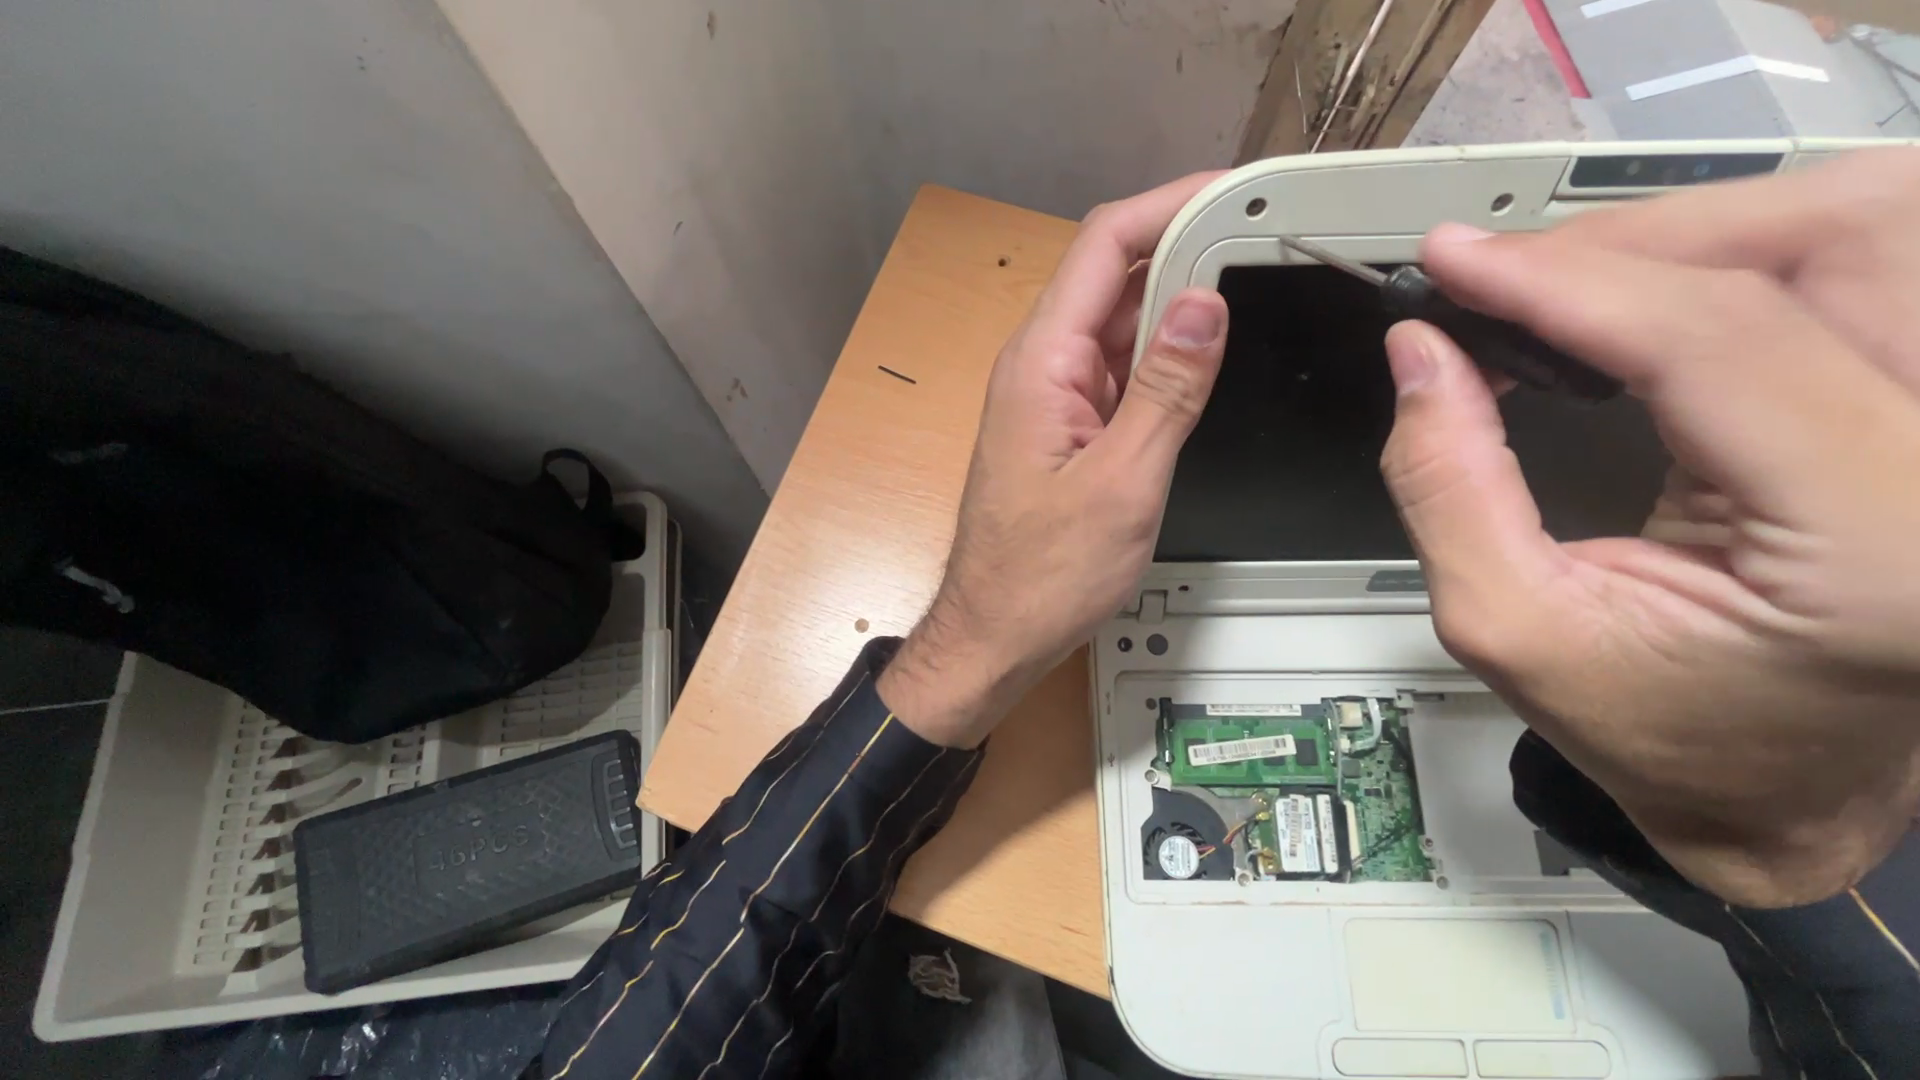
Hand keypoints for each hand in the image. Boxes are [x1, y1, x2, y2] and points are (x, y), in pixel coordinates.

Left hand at [879, 173, 1228, 748]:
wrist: (997, 631)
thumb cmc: (1044, 575)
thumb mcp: (1122, 482)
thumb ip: (1166, 390)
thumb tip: (1202, 305)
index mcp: (1042, 363)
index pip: (1104, 244)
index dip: (1171, 203)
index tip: (1239, 189)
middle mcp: (1042, 365)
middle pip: (1114, 273)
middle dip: (1187, 242)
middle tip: (1266, 230)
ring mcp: (1055, 394)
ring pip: (1121, 319)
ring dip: (1180, 295)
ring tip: (1255, 274)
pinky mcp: (1069, 423)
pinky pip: (1121, 366)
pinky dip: (1166, 349)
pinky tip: (1210, 346)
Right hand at [1380, 148, 1919, 907]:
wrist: (1782, 781)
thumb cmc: (1647, 728)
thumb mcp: (1505, 624)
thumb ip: (1447, 484)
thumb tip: (1419, 349)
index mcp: (1878, 540)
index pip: (1724, 342)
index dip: (1571, 281)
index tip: (1451, 261)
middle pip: (1843, 238)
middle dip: (1643, 237)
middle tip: (1507, 280)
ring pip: (1869, 225)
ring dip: (1695, 232)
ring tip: (1564, 287)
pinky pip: (1863, 267)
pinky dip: (1732, 256)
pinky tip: (1635, 299)